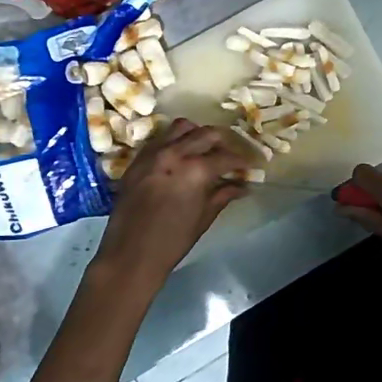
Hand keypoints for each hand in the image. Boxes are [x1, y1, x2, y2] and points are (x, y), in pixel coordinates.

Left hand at [101, 119, 251, 275]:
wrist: (130, 254)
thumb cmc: (173, 240)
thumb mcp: (204, 216)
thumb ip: (224, 194)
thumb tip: (243, 186)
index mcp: (195, 170)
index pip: (226, 157)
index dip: (243, 162)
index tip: (251, 166)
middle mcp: (174, 154)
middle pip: (206, 134)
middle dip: (224, 143)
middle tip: (231, 156)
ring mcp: (153, 153)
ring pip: (181, 128)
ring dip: (198, 135)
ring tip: (206, 149)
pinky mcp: (137, 159)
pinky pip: (161, 138)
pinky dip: (175, 141)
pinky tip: (182, 156)